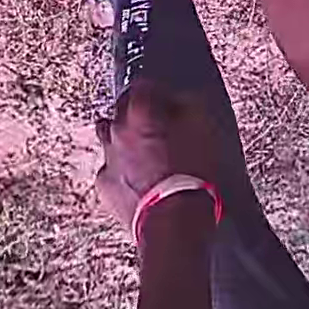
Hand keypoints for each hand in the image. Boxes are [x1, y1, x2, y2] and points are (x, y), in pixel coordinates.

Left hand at [95, 78, 221, 233]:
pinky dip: (121, 170)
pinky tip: (138, 179)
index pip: (142, 85)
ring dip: (124, 139)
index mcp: (140, 111)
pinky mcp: (105, 184)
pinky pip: (110, 168)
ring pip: (109, 137)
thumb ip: (188, 103)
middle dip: (138, 113)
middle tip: (157, 125)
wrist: (174, 224)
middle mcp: (117, 129)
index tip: (166, 98)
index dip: (157, 90)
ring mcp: (108, 157)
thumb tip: (178, 98)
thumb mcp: (203, 127)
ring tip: (145, 152)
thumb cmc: (191, 174)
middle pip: (122, 108)